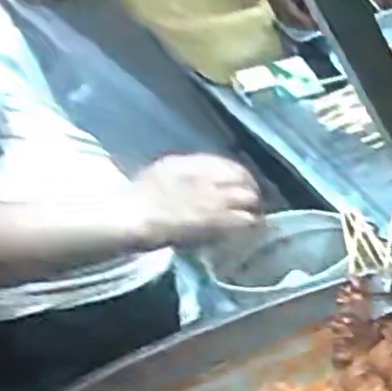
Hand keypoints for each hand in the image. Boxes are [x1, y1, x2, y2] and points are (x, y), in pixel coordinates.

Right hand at [124, 154, 261, 247]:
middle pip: (243, 178)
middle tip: (254, 201)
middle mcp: (206, 177)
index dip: (240, 174)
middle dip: (252, 189)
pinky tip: (252, 228)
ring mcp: (216, 198)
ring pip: (249, 197)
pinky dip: (253, 223)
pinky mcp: (221, 219)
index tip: (243, 183)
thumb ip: (184, 172)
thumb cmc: (140, 197)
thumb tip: (202, 177)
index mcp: (188, 163)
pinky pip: (248, 218)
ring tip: (255, 215)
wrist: (136, 215)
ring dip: (255, 207)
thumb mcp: (162, 172)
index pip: (225, 163)